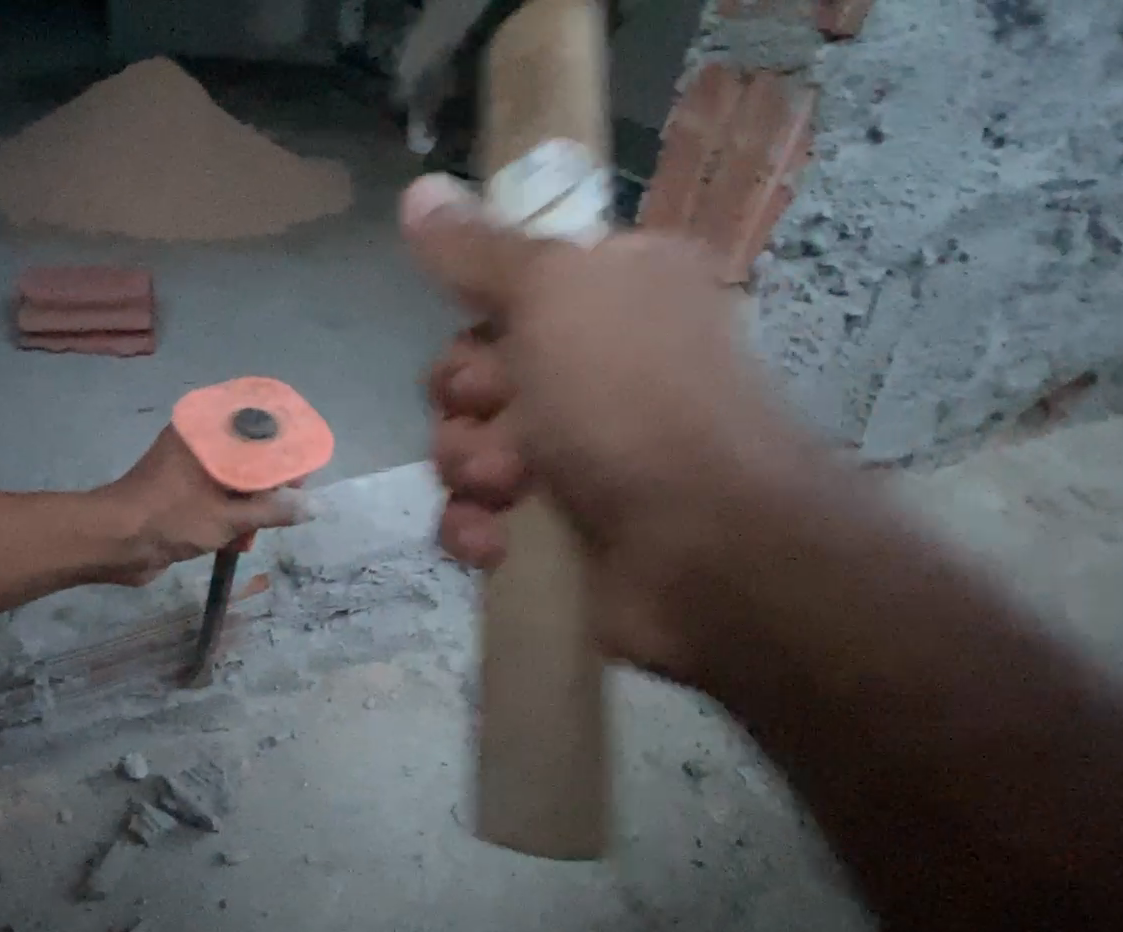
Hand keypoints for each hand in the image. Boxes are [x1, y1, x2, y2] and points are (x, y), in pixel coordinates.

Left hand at [97, 426, 304, 586]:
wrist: (113, 544)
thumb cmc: (170, 519)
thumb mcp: (228, 516)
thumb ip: (272, 511)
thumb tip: (313, 507)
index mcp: (204, 431)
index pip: (256, 426)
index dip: (283, 447)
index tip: (300, 474)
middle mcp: (196, 444)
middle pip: (248, 457)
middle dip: (268, 486)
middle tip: (284, 507)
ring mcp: (186, 471)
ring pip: (233, 483)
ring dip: (248, 508)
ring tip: (255, 531)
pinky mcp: (180, 497)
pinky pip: (216, 501)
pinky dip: (229, 519)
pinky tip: (237, 542)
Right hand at [403, 174, 823, 677]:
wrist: (703, 549)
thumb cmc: (632, 398)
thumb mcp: (553, 293)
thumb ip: (479, 249)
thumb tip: (419, 191)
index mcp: (614, 292)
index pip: (506, 289)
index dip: (479, 315)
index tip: (487, 331)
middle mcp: (596, 366)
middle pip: (475, 372)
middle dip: (470, 401)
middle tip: (503, 414)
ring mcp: (577, 451)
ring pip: (467, 447)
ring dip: (470, 467)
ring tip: (509, 486)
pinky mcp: (556, 526)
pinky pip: (478, 514)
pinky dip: (477, 526)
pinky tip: (497, 539)